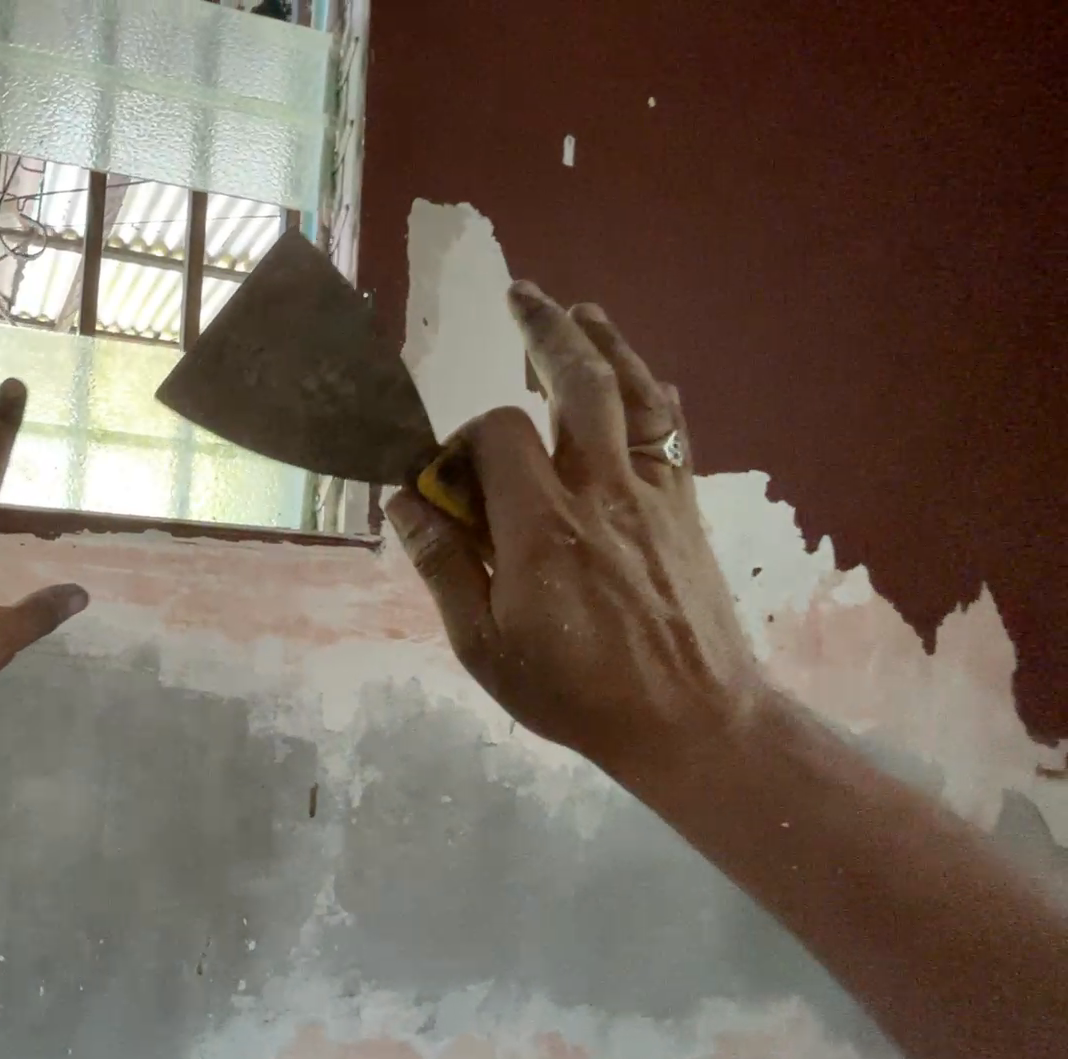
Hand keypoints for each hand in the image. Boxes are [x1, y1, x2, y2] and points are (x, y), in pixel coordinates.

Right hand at [386, 283, 765, 768]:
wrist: (695, 723)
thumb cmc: (574, 690)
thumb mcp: (483, 643)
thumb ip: (443, 565)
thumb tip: (403, 503)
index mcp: (542, 528)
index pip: (498, 436)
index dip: (461, 441)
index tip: (444, 478)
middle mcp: (602, 492)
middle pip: (581, 384)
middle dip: (546, 331)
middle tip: (520, 294)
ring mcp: (654, 493)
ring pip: (637, 393)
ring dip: (604, 343)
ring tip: (575, 310)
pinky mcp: (685, 506)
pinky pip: (670, 427)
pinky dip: (647, 388)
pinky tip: (631, 376)